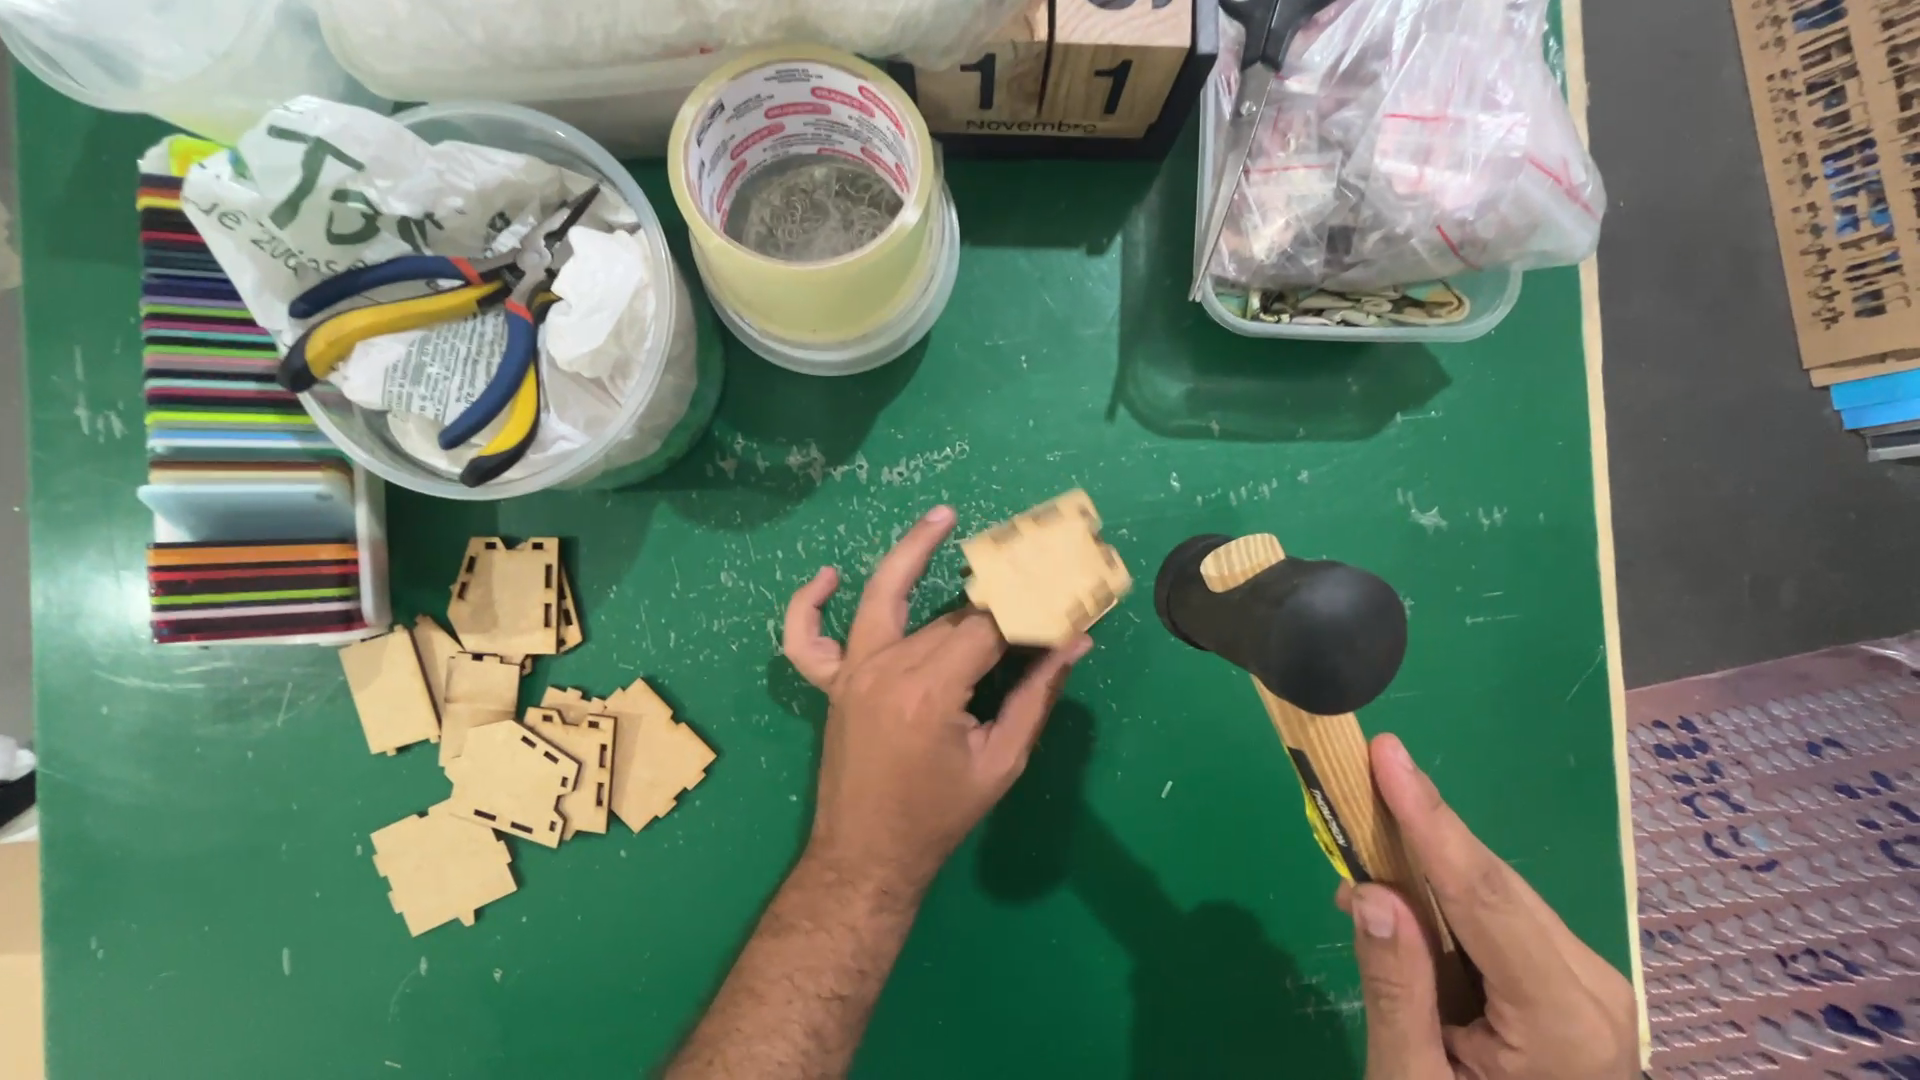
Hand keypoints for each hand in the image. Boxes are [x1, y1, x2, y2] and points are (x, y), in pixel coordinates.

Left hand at [782, 504, 1090, 894]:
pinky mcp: (832, 683)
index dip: (1031, 613)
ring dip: (915, 557)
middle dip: (996, 597)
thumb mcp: (1001, 761)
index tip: (1064, 601)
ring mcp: (851, 672)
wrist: (867, 856)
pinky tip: (828, 574)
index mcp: (931, 690)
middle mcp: (886, 667)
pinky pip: (807, 637)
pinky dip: (809, 603)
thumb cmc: (939, 816)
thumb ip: (1036, 695)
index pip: (990, 627)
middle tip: (1034, 578)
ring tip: (943, 517)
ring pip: (893, 603)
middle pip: (951, 615)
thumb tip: (1076, 642)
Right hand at [1338, 734, 1635, 1079]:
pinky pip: (1498, 918)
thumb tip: (1369, 891)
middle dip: (1419, 825)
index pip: (1480, 894)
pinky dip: (1442, 895)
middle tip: (1357, 773)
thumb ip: (1396, 988)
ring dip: (1424, 860)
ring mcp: (1591, 988)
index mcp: (1565, 1023)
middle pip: (1490, 882)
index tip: (1386, 753)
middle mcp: (1596, 992)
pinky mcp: (1571, 988)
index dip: (1426, 817)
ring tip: (1361, 840)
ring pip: (1495, 893)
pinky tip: (1398, 895)